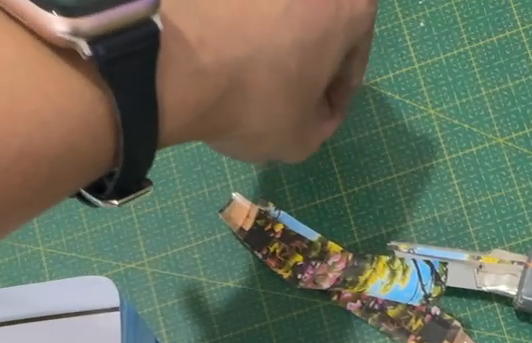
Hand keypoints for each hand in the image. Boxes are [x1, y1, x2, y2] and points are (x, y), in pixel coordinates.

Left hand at [155, 0, 376, 161]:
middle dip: (307, 58)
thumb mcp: (301, 140)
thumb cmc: (255, 102)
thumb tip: (315, 111)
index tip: (318, 117)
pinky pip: (242, 6)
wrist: (176, 63)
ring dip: (274, 40)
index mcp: (351, 3)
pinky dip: (239, 26)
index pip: (355, 55)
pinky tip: (224, 56)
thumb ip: (322, 125)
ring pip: (280, 10)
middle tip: (287, 96)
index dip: (337, 95)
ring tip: (249, 76)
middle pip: (318, 22)